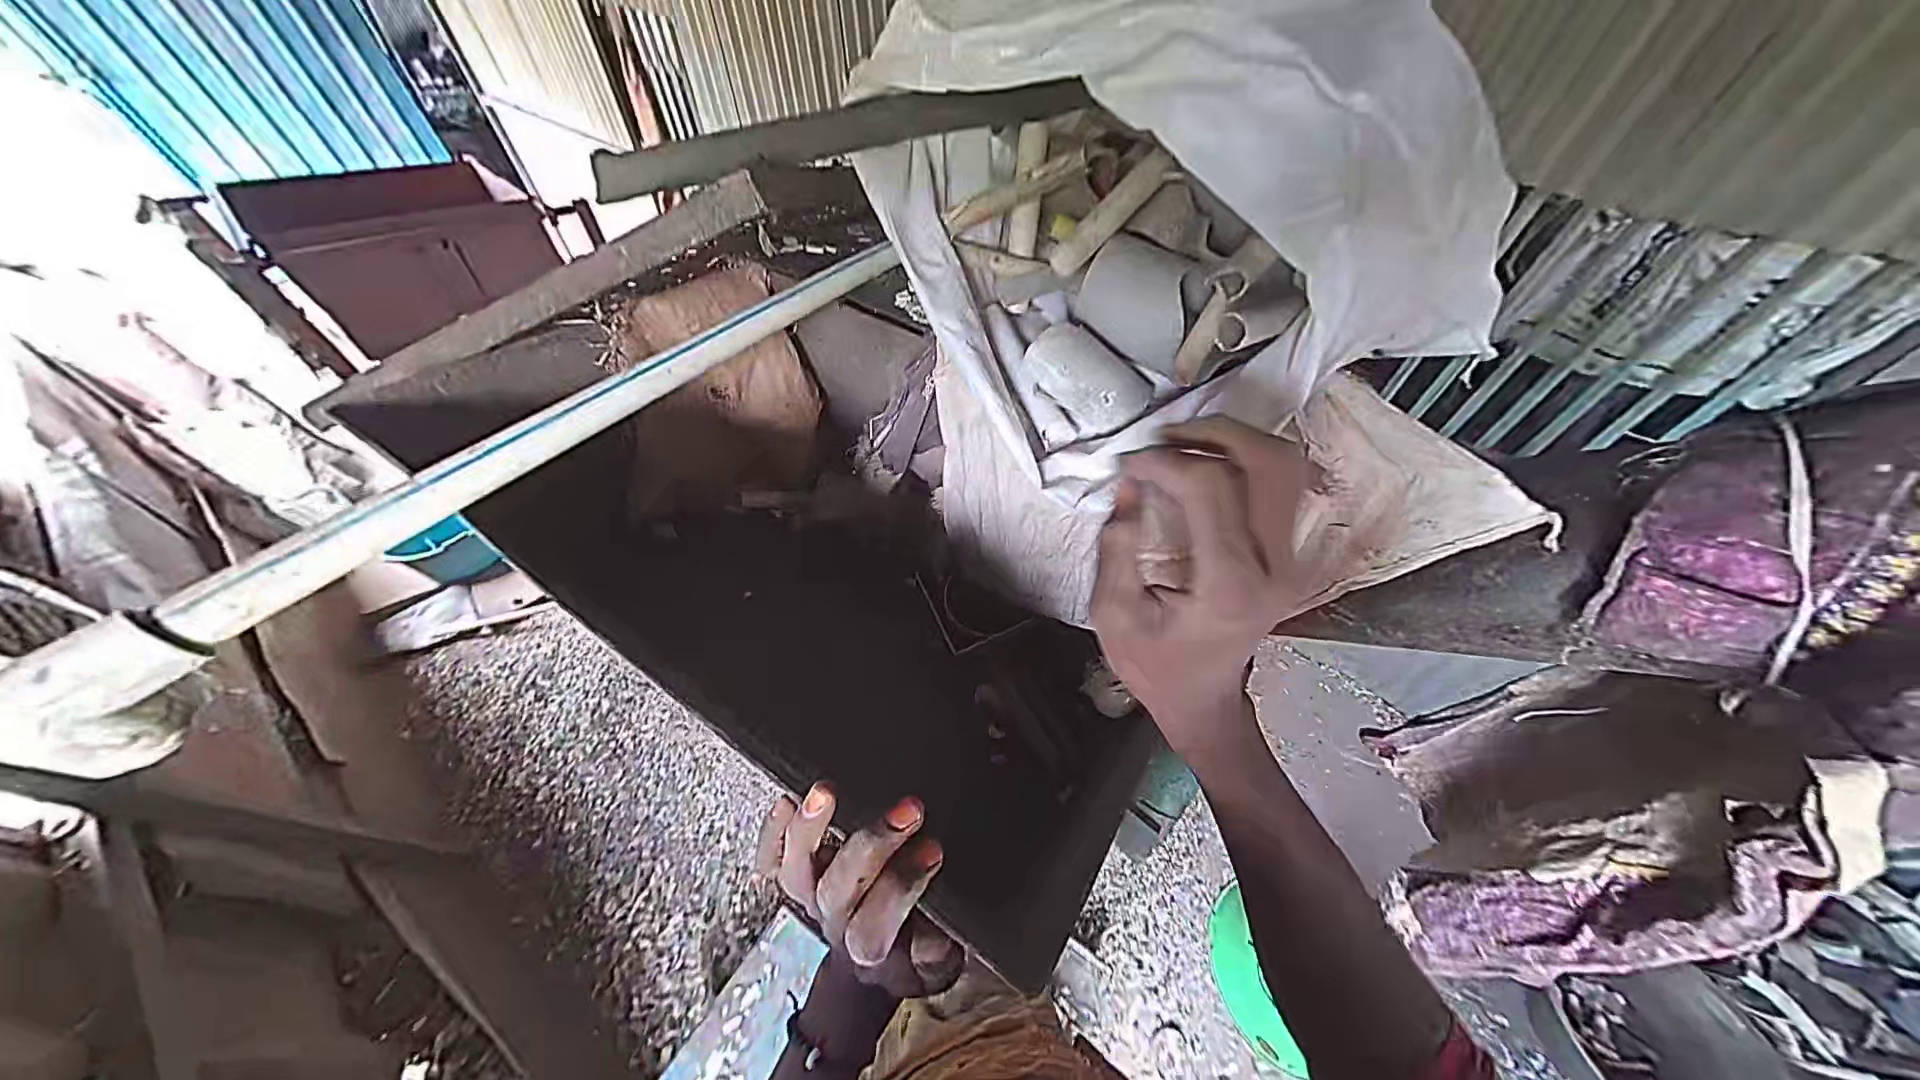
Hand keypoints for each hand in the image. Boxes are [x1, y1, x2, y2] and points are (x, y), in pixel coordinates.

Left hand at [756, 782, 961, 997]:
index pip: (878, 924)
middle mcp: (832, 923)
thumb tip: (945, 921)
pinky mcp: (789, 879)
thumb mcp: (939, 956)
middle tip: (909, 811)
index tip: (933, 850)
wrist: (873, 965)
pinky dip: (775, 831)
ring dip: (810, 829)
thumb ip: (941, 943)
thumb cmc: (914, 948)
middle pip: (839, 889)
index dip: (903, 885)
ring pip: (796, 869)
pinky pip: (770, 859)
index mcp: (874, 947)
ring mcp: (807, 900)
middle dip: (874, 845)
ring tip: (827, 794)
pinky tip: (789, 802)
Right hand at [1090, 417, 1312, 753]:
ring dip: (1236, 442)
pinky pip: (1280, 487)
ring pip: (1286, 468)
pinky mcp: (1288, 556)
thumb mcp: (1113, 614)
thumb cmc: (1154, 667)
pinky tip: (1207, 468)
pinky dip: (1246, 462)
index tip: (1130, 463)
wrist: (1202, 700)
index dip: (1166, 461)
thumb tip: (1130, 486)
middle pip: (1269, 464)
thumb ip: (1117, 548)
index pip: (1210, 490)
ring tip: (1186, 446)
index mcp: (1227, 584)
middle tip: (1166, 438)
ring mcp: (1290, 560)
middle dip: (1214, 434)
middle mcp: (1273, 567)